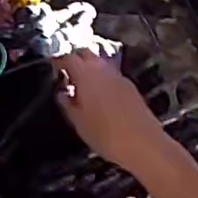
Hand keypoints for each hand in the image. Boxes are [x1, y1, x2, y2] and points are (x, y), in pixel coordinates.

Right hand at [53, 51, 178, 176]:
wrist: (144, 143)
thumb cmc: (106, 135)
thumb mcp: (79, 123)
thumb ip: (68, 104)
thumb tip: (62, 93)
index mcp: (85, 75)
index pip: (68, 58)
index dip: (59, 61)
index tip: (53, 66)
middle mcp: (101, 69)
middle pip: (85, 54)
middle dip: (75, 59)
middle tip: (68, 73)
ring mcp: (118, 76)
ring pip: (100, 63)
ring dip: (90, 68)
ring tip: (83, 85)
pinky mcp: (130, 86)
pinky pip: (111, 74)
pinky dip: (102, 77)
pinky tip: (101, 94)